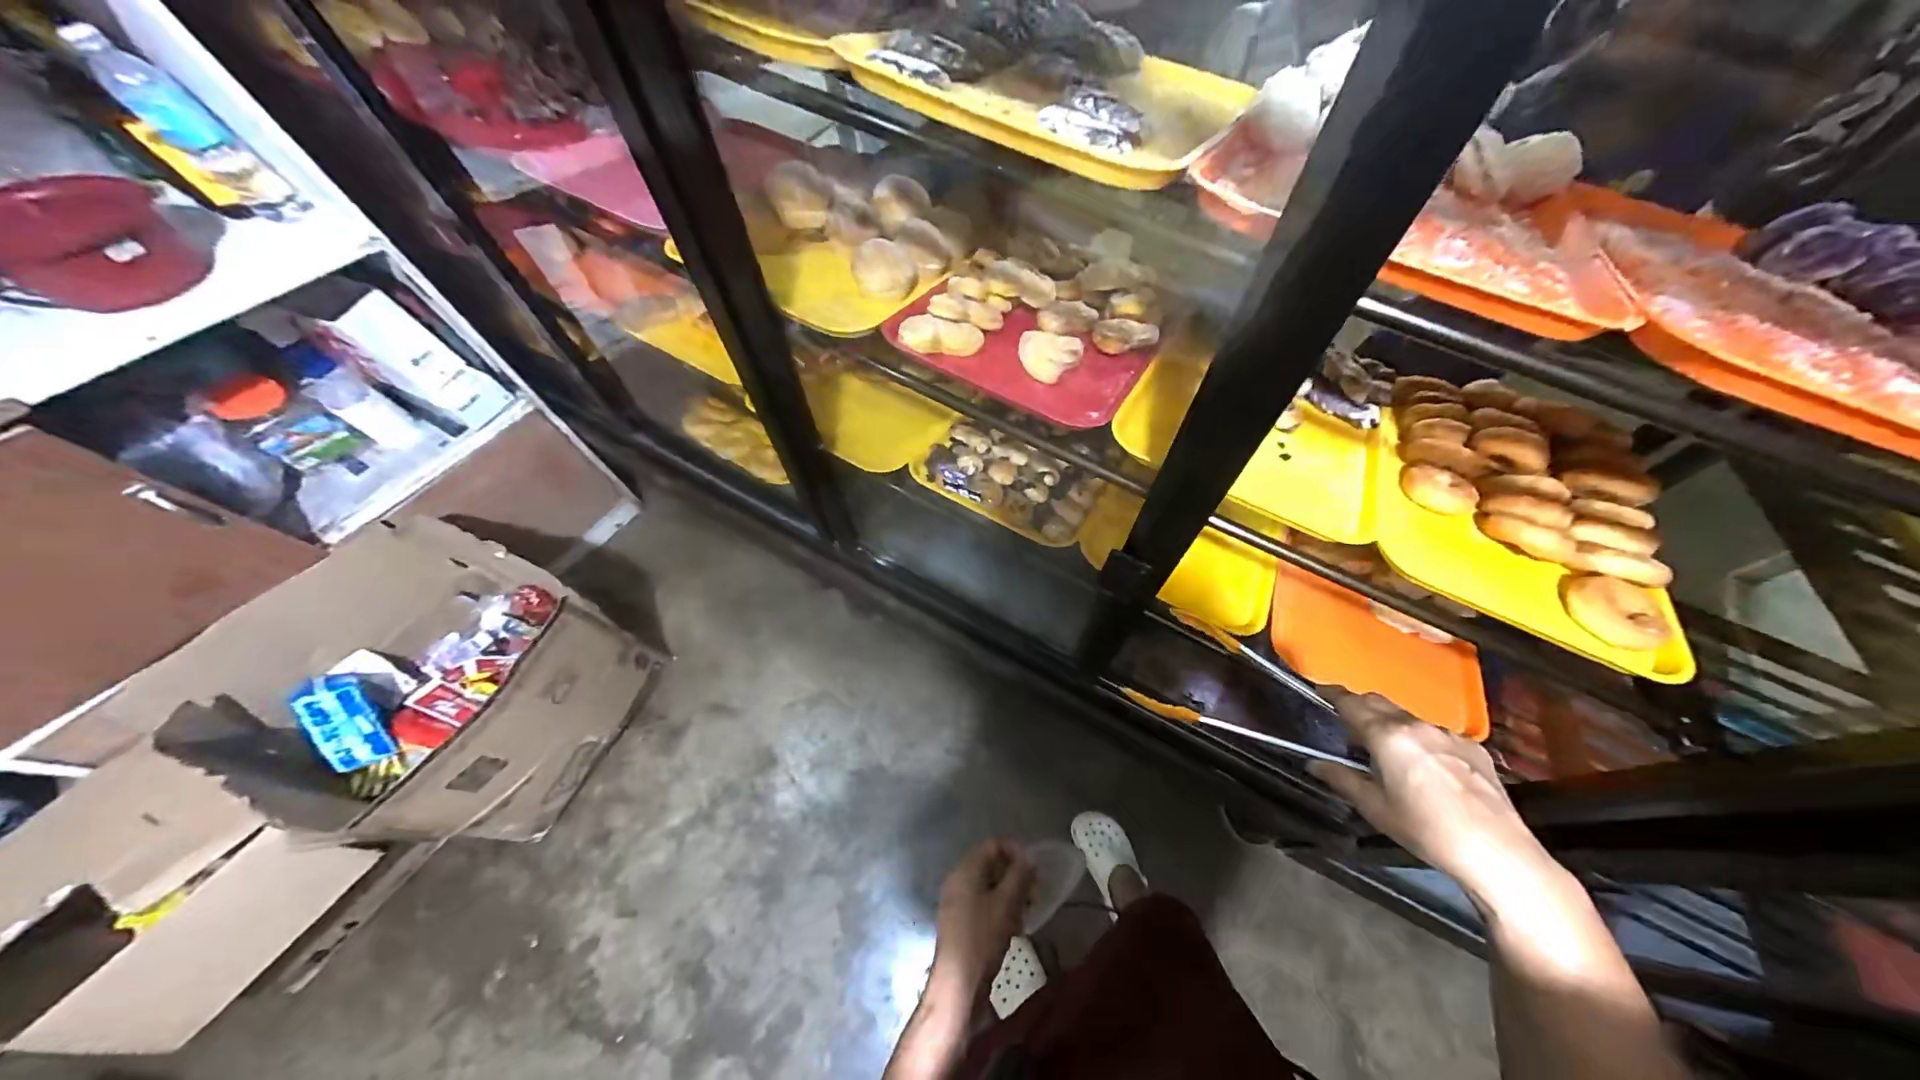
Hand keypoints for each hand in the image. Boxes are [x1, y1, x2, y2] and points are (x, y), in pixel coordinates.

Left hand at [931, 838, 1033, 992]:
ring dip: (1010, 895)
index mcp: (965, 871)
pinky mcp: (960, 922)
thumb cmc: (982, 938)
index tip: (1034, 871)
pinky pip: (983, 904)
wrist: (958, 985)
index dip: (1016, 852)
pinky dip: (1000, 909)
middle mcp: (957, 881)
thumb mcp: (1006, 903)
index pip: (992, 845)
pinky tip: (1014, 928)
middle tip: (1035, 894)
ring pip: (989, 886)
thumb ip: (1019, 876)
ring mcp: (956, 902)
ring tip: (1026, 913)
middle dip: (1016, 876)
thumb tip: (1029, 857)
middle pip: (991, 865)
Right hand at [1310, 692, 1558, 907]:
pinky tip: (1426, 766)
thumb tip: (1315, 765)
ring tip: (1385, 749)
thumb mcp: (1374, 808)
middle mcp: (1417, 726)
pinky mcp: (1474, 749)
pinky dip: (1421, 740)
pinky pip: (1437, 734)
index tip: (1320, 692)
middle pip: (1379, 702)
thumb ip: (1341, 779)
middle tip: (1345, 721)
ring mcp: (1450, 735)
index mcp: (1387, 736)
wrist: (1497, 851)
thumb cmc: (1426, 829)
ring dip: (1391, 724)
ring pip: (1409, 718)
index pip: (1351, 703)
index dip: (1332, 694)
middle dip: (1359, 705)